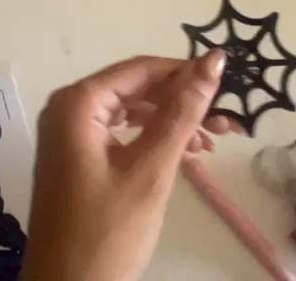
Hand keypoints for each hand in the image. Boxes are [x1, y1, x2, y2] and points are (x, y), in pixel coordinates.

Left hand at [23, 52, 233, 280]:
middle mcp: (68, 108)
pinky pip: (118, 133)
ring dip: (170, 122)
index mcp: (77, 102)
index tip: (227, 79)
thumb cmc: (106, 234)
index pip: (139, 70)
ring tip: (214, 142)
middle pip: (134, 88)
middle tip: (227, 122)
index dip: (184, 71)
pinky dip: (150, 140)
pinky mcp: (75, 158)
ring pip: (129, 111)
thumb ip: (181, 114)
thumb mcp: (149, 172)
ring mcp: (68, 134)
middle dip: (181, 101)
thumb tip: (212, 61)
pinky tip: (183, 154)